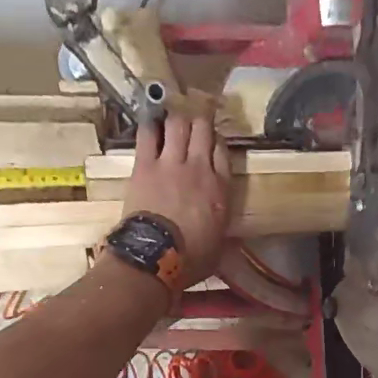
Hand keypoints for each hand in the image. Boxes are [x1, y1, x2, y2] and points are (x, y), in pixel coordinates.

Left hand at [124, 112, 232, 284]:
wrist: (156, 254)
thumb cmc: (192, 257)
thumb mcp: (219, 246)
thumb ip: (224, 231)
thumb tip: (233, 240)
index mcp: (221, 189)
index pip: (223, 151)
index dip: (217, 142)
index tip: (212, 143)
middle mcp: (199, 168)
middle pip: (203, 130)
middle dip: (199, 123)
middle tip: (194, 124)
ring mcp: (171, 163)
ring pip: (178, 124)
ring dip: (177, 119)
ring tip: (174, 122)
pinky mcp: (145, 164)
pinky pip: (149, 133)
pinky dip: (151, 125)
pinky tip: (151, 122)